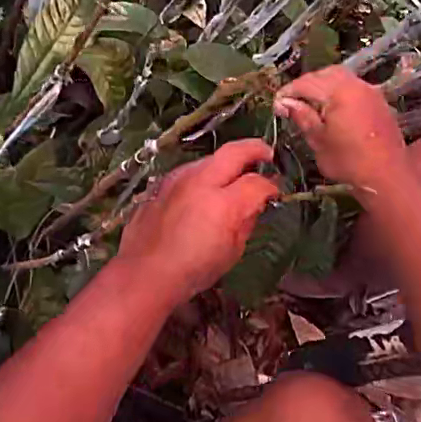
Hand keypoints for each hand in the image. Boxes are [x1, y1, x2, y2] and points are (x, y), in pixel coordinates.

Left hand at [113, 139, 278, 301]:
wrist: (145, 271)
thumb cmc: (193, 270)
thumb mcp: (232, 251)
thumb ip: (246, 221)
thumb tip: (254, 204)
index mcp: (223, 203)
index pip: (257, 183)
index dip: (271, 186)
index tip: (275, 192)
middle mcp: (199, 182)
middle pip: (233, 152)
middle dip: (254, 150)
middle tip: (266, 155)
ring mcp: (176, 179)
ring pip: (208, 159)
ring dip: (225, 162)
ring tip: (233, 175)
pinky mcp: (160, 184)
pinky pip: (188, 172)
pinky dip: (202, 175)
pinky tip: (203, 190)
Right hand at [272, 67, 409, 190]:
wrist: (386, 176)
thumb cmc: (347, 160)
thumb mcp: (317, 140)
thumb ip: (301, 116)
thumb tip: (284, 102)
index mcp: (339, 93)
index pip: (305, 83)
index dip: (288, 92)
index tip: (277, 106)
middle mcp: (356, 86)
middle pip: (324, 74)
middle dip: (305, 85)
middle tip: (292, 103)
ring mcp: (370, 92)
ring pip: (340, 77)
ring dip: (322, 85)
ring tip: (310, 104)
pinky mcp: (378, 101)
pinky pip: (353, 86)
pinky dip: (338, 91)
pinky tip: (331, 108)